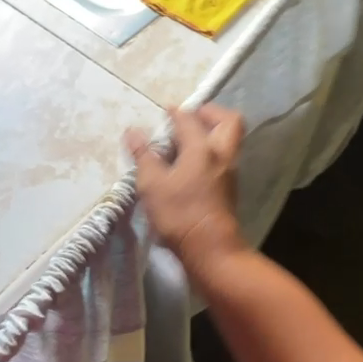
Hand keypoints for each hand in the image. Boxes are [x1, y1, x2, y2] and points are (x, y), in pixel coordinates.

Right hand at [124, 104, 246, 271]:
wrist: (211, 250)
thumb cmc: (180, 214)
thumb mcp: (152, 184)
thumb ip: (144, 155)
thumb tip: (133, 131)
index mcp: (203, 148)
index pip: (189, 119)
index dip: (175, 112)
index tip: (164, 111)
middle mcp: (222, 155)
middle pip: (228, 121)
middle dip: (210, 113)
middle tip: (189, 118)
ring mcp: (229, 173)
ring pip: (228, 141)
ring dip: (211, 133)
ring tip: (186, 142)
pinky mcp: (229, 189)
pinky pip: (223, 159)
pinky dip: (210, 153)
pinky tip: (190, 166)